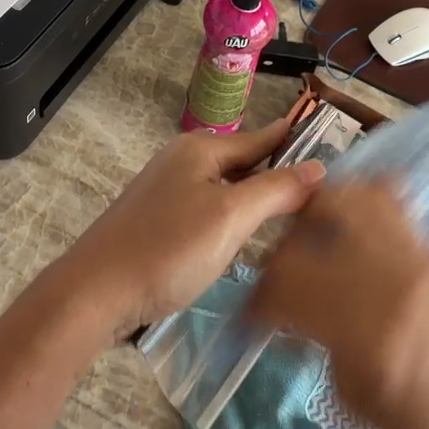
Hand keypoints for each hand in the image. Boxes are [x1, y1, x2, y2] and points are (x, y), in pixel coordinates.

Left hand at [47, 117, 325, 338]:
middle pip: (244, 162)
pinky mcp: (158, 218)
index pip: (262, 138)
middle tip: (326, 195)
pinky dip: (234, 217)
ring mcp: (167, 189)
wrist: (96, 290)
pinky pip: (209, 207)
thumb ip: (275, 190)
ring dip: (257, 198)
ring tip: (297, 217)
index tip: (332, 144)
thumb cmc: (168, 249)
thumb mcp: (230, 218)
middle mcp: (183, 159)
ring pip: (226, 187)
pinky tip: (247, 238)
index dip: (295, 142)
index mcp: (201, 148)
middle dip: (280, 174)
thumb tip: (318, 166)